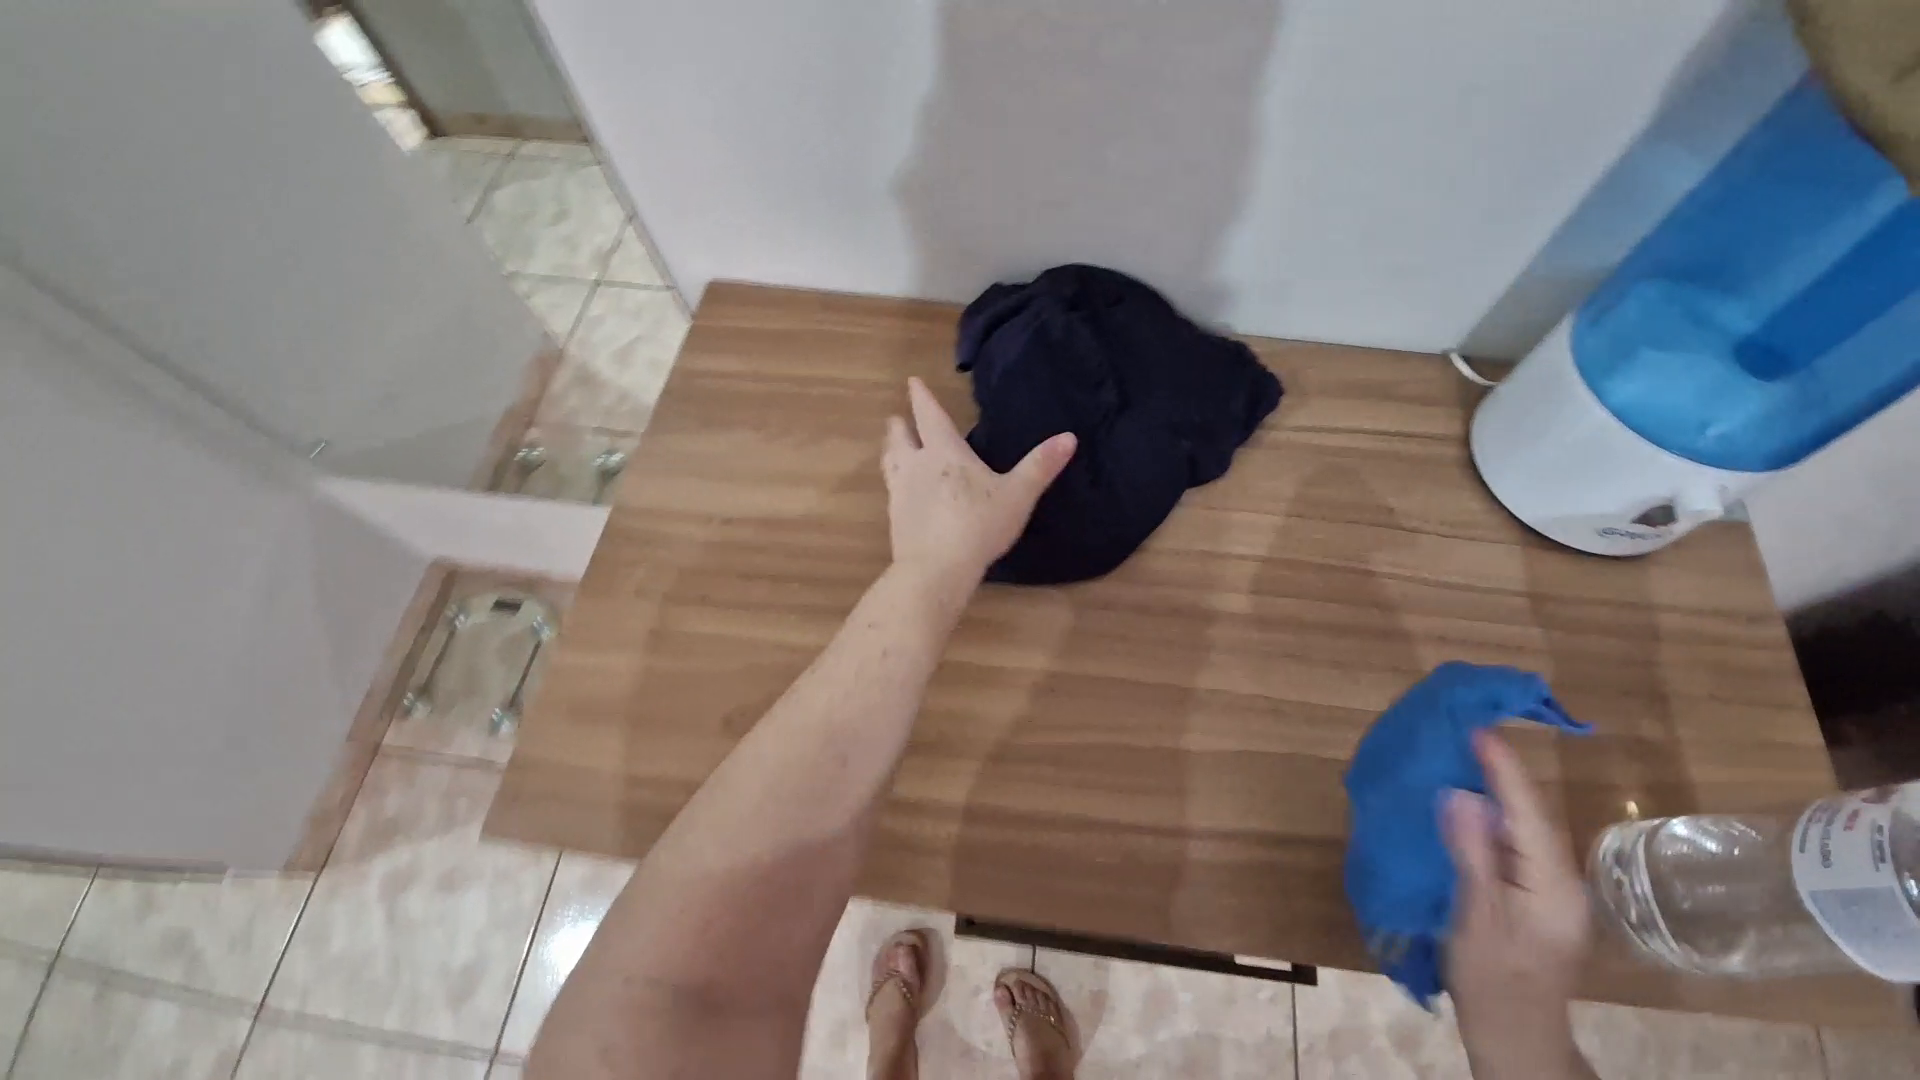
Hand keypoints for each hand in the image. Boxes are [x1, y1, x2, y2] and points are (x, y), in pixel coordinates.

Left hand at [881, 377, 1074, 588]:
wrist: (937, 568)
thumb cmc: (979, 525)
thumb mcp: (1018, 495)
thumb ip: (1040, 466)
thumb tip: (1069, 437)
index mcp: (945, 453)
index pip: (930, 417)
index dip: (922, 397)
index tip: (912, 382)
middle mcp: (917, 465)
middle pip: (902, 438)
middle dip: (900, 426)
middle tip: (896, 418)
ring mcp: (901, 492)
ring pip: (891, 462)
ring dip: (891, 450)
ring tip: (892, 447)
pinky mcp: (895, 517)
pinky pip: (891, 490)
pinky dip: (893, 482)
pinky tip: (898, 491)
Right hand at [1444, 732, 1594, 1079]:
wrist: (1516, 1038)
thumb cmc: (1493, 980)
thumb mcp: (1476, 916)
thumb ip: (1471, 853)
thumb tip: (1461, 793)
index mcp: (1552, 884)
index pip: (1528, 814)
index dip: (1505, 770)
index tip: (1483, 729)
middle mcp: (1561, 883)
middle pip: (1532, 817)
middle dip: (1505, 775)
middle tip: (1471, 735)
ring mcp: (1551, 894)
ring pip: (1525, 831)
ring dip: (1500, 794)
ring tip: (1469, 759)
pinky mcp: (1535, 901)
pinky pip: (1516, 847)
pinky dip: (1495, 820)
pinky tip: (1474, 808)